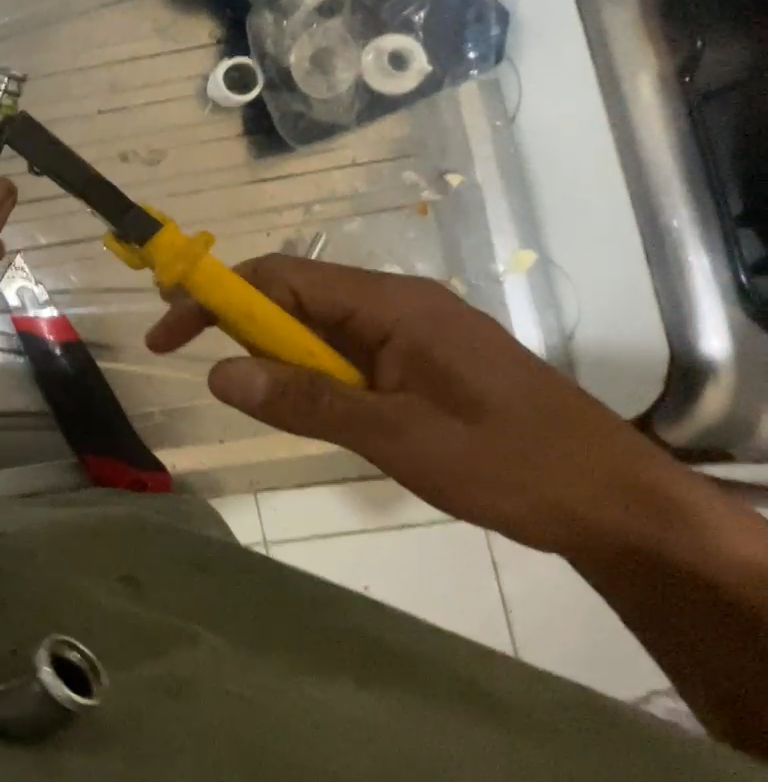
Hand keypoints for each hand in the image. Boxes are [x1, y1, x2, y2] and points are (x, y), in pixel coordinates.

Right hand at [145, 255, 684, 558]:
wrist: (615, 503)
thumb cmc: (510, 463)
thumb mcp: (398, 436)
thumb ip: (305, 401)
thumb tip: (216, 373)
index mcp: (392, 305)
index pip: (279, 278)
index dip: (212, 297)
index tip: (165, 331)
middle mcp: (395, 306)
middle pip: (290, 294)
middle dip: (232, 322)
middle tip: (187, 358)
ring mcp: (408, 334)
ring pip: (312, 326)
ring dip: (268, 353)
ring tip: (250, 396)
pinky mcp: (416, 363)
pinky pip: (339, 353)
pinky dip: (302, 373)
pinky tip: (299, 406)